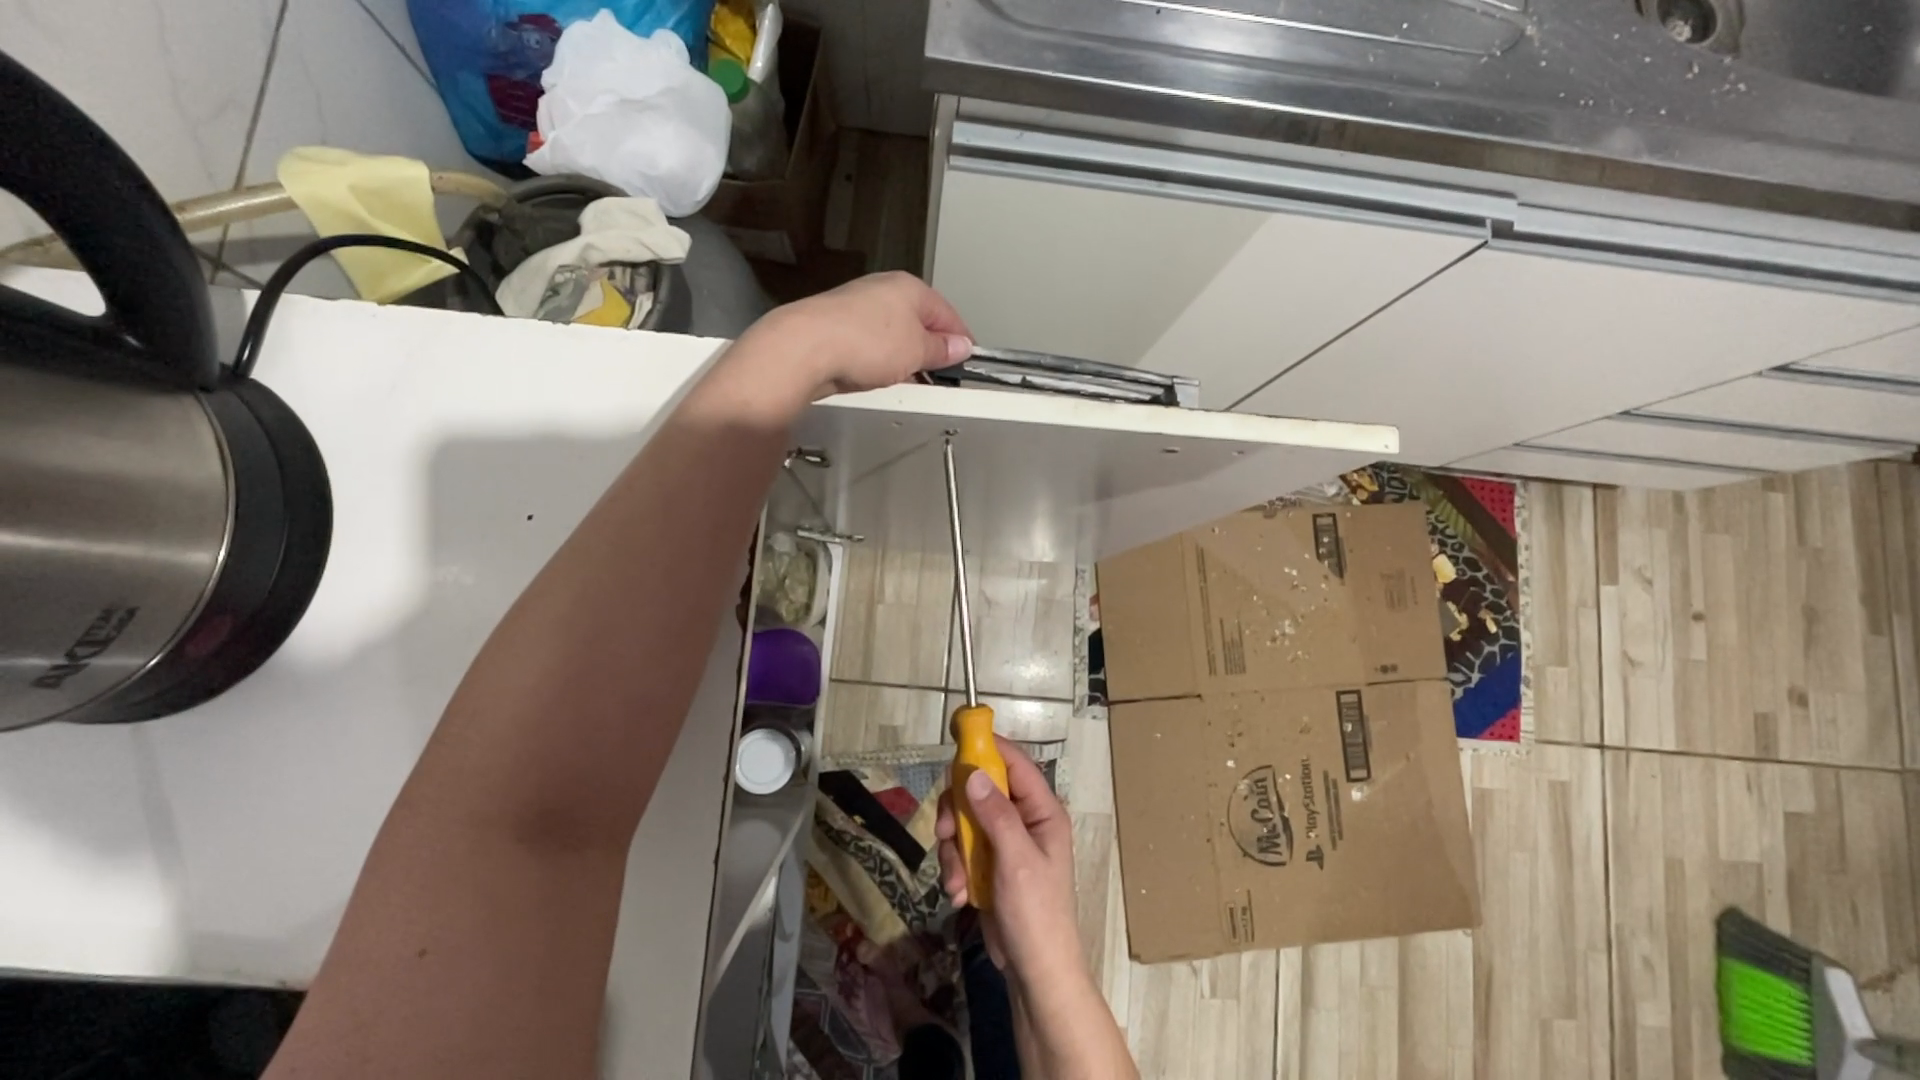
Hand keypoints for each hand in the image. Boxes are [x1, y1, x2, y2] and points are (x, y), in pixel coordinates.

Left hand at [735, 271, 972, 401]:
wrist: (805, 348)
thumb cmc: (865, 341)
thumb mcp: (917, 350)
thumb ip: (942, 349)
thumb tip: (960, 346)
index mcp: (909, 287)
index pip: (947, 313)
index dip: (960, 339)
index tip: (967, 362)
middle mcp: (882, 291)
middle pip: (919, 322)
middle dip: (930, 350)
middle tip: (939, 377)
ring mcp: (857, 308)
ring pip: (893, 336)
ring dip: (904, 359)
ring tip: (908, 381)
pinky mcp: (836, 328)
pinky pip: (869, 347)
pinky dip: (879, 362)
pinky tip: (878, 378)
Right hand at [936, 736, 1086, 989]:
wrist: (1035, 970)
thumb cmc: (1036, 913)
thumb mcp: (1017, 861)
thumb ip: (996, 816)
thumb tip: (976, 772)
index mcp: (1042, 812)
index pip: (1015, 764)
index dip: (988, 747)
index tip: (957, 739)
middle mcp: (1024, 820)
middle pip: (981, 789)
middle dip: (957, 811)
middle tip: (945, 832)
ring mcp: (1005, 843)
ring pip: (965, 820)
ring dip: (953, 849)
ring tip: (955, 880)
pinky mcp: (989, 865)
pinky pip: (961, 850)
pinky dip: (954, 868)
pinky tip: (959, 893)